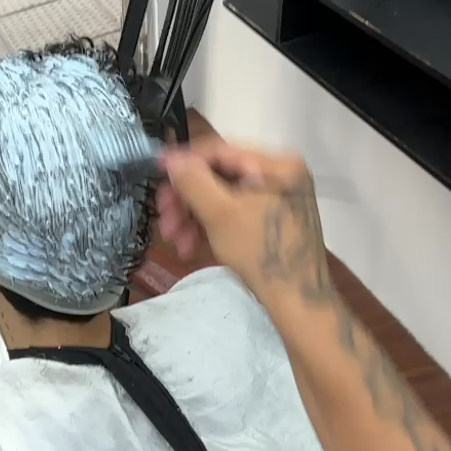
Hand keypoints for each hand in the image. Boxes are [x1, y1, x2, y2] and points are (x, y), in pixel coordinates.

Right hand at [157, 139, 335, 311]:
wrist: (295, 299)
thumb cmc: (260, 252)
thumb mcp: (221, 214)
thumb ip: (193, 182)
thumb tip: (171, 159)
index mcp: (276, 165)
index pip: (220, 151)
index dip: (184, 162)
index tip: (156, 173)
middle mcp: (278, 176)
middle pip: (218, 177)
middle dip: (186, 199)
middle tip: (163, 219)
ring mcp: (274, 200)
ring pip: (220, 198)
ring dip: (192, 217)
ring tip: (174, 240)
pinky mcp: (267, 221)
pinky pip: (231, 214)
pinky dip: (208, 227)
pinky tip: (190, 247)